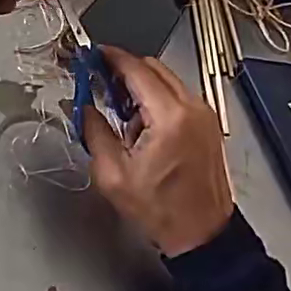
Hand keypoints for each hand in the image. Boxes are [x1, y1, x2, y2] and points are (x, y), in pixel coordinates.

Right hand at [80, 46, 233, 256]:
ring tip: (122, 117)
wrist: (202, 235)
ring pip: (166, 79)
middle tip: (101, 84)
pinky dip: (157, 99)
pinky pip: (178, 95)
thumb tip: (83, 106)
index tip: (95, 55)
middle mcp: (192, 108)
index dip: (111, 58)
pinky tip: (142, 125)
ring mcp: (203, 114)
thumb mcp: (113, 174)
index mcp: (170, 117)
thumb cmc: (164, 211)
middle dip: (125, 71)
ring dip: (141, 86)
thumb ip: (94, 131)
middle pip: (153, 67)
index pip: (137, 69)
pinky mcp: (207, 122)